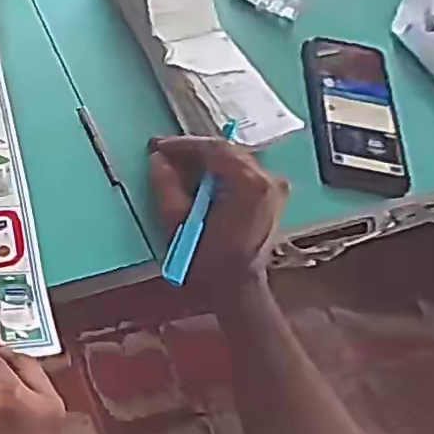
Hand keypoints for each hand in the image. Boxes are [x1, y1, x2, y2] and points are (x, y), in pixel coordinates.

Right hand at [147, 135, 288, 281]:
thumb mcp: (178, 222)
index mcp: (248, 184)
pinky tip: (201, 179)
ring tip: (179, 165)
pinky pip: (244, 173)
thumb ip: (166, 185)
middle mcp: (267, 180)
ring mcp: (274, 188)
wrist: (237, 288)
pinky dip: (221, 172)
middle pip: (228, 151)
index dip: (183, 144)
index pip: (214, 148)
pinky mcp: (272, 197)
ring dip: (208, 161)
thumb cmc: (207, 260)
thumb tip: (159, 160)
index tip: (159, 146)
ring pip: (236, 160)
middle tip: (166, 154)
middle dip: (195, 151)